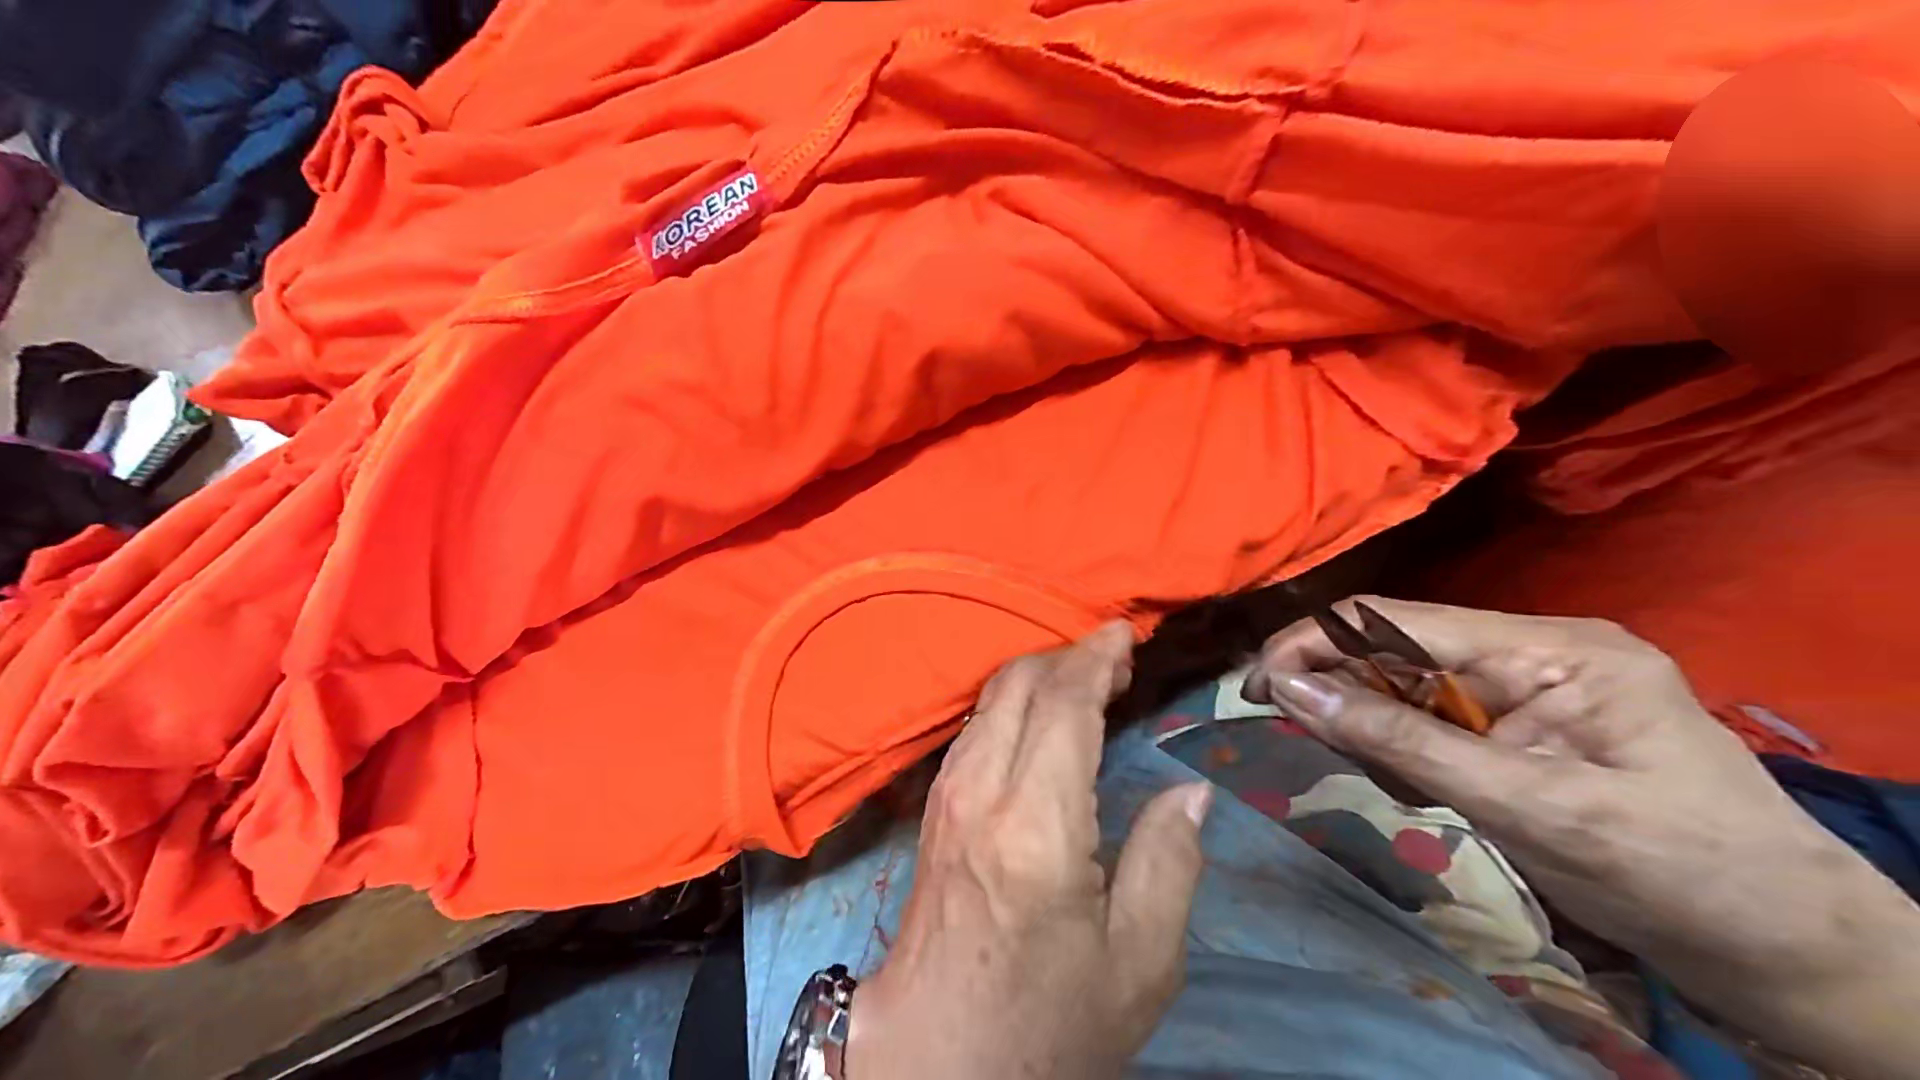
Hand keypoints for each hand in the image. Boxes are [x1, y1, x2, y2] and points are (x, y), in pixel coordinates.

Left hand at [847, 622, 1211, 1079]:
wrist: (939, 1052)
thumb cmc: (1047, 1018)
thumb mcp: (1138, 962)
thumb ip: (1169, 862)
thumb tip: (1190, 792)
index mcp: (1036, 825)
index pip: (1063, 705)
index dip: (1096, 659)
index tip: (1125, 636)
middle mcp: (981, 791)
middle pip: (1018, 684)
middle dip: (1068, 656)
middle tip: (1116, 658)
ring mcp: (947, 794)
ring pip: (990, 699)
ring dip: (1039, 674)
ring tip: (1087, 680)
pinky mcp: (934, 806)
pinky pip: (976, 727)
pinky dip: (1012, 701)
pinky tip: (1042, 715)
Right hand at [1245, 597, 1919, 1079]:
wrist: (1794, 955)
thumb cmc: (1682, 875)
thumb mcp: (1531, 808)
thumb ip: (1401, 742)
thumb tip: (1290, 688)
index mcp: (1550, 649)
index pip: (1398, 621)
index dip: (1317, 644)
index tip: (1259, 685)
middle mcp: (1530, 652)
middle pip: (1394, 650)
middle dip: (1338, 689)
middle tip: (1292, 729)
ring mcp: (1525, 689)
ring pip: (1403, 688)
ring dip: (1373, 730)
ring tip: (1400, 787)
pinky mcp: (1518, 726)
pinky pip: (1429, 722)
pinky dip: (1403, 754)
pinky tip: (1426, 792)